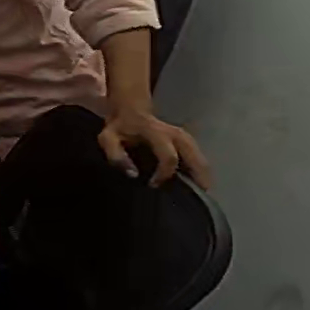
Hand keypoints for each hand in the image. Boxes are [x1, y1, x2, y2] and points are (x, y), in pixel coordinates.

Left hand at [98, 108, 212, 188]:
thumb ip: (116, 156)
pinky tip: (195, 184)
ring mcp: (187, 138)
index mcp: (158, 134)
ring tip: (197, 194)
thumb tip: (133, 175)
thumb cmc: (119, 128)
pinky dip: (200, 172)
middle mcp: (178, 136)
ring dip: (202, 177)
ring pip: (201, 160)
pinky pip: (199, 159)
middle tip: (193, 198)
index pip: (169, 158)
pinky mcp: (189, 142)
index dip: (164, 174)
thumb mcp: (108, 139)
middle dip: (197, 179)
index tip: (153, 185)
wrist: (131, 112)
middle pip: (196, 160)